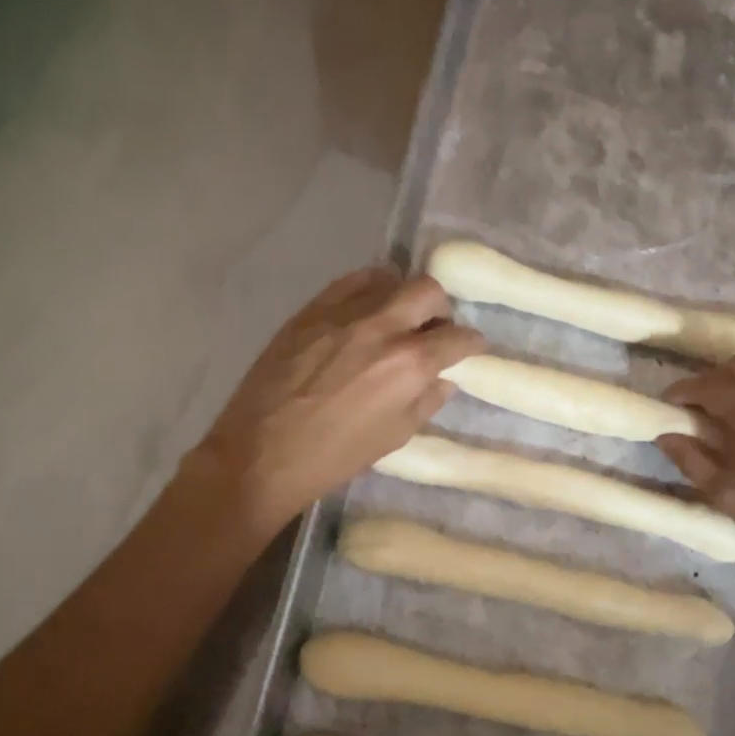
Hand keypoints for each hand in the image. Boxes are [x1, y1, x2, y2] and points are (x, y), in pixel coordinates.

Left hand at [197, 268, 483, 533]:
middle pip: (428, 291)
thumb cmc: (336, 456)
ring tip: (399, 316)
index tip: (470, 347)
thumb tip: (443, 379)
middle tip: (433, 328)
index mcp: (409, 365)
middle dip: (441, 308)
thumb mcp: (394, 436)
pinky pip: (351, 281)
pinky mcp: (311, 310)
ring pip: (390, 278)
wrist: (263, 454)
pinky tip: (367, 308)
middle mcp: (382, 327)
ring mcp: (343, 313)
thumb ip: (425, 401)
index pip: (456, 338)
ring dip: (404, 295)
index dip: (471, 342)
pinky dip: (369, 289)